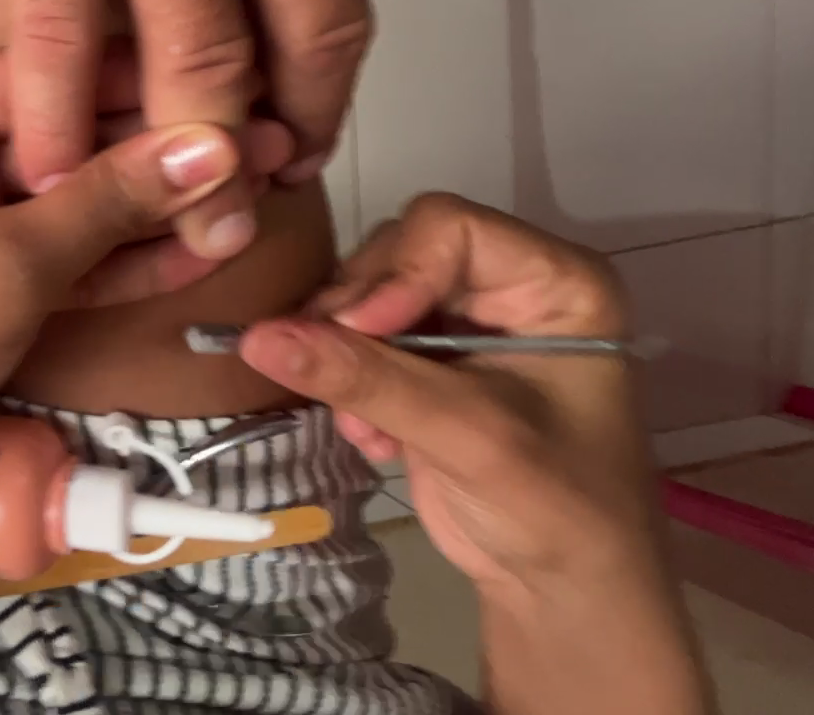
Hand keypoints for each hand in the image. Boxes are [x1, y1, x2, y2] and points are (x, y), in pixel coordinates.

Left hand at [0, 49, 294, 499]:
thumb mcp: (4, 265)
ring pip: (78, 199)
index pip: (56, 71)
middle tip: (272, 152)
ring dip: (158, 208)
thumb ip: (110, 200)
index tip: (246, 94)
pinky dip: (122, 258)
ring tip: (252, 198)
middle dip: (168, 154)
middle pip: (74, 136)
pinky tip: (196, 247)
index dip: (154, 86)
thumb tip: (212, 142)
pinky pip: (62, 252)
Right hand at [235, 193, 664, 594]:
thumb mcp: (464, 435)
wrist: (557, 587)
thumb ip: (363, 379)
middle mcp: (499, 283)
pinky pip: (347, 335)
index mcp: (549, 280)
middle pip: (391, 255)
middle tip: (336, 376)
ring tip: (360, 422)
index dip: (395, 271)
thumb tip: (256, 338)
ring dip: (341, 356)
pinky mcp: (417, 353)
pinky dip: (341, 379)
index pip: (446, 227)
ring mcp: (454, 318)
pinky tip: (370, 436)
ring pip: (359, 294)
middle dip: (355, 318)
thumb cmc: (556, 507)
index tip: (361, 331)